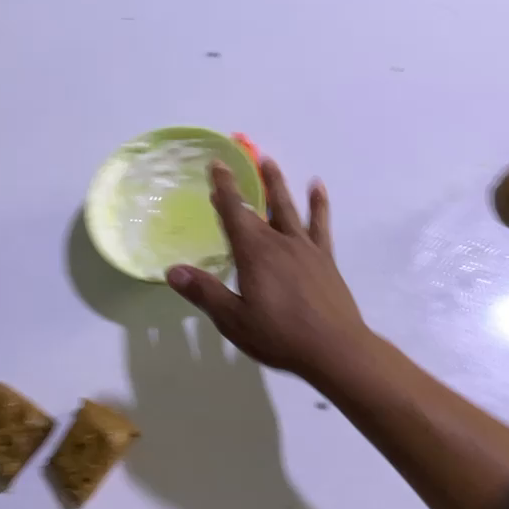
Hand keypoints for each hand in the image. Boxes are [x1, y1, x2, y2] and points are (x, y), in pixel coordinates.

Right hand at [167, 159, 376, 379]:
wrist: (335, 349)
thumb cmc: (279, 335)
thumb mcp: (234, 319)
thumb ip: (205, 292)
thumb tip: (173, 271)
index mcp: (255, 253)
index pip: (234, 213)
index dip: (224, 188)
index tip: (217, 164)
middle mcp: (280, 242)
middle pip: (260, 207)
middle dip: (247, 184)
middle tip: (239, 160)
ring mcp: (306, 249)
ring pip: (289, 209)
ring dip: (279, 185)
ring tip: (271, 162)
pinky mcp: (325, 260)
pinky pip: (320, 225)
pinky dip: (318, 205)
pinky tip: (317, 188)